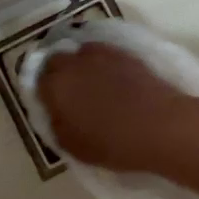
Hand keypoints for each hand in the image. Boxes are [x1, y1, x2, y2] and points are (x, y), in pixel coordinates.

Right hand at [35, 43, 198, 167]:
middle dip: (59, 72)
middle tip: (69, 92)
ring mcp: (101, 54)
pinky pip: (105, 53)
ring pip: (81, 52)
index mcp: (55, 85)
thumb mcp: (72, 146)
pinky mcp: (126, 53)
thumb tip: (55, 112)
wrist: (161, 127)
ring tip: (92, 83)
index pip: (38, 79)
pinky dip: (103, 63)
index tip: (51, 102)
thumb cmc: (112, 143)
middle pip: (57, 59)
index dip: (44, 90)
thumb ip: (56, 124)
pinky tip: (112, 79)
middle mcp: (74, 62)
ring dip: (81, 64)